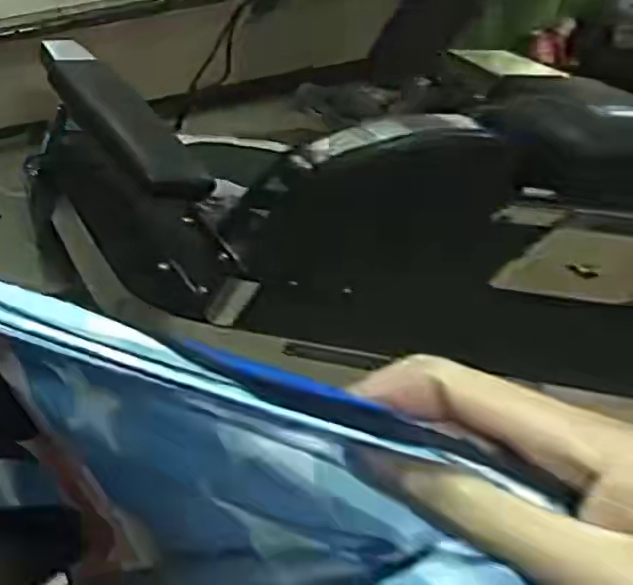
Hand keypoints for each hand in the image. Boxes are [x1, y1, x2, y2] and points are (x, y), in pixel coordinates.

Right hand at [354, 356, 632, 583]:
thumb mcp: (589, 572)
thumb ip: (472, 505)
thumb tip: (367, 452)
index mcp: (591, 437)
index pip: (443, 377)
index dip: (379, 392)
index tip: (338, 432)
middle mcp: (591, 440)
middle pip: (463, 409)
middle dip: (405, 436)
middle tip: (367, 476)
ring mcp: (608, 477)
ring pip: (487, 449)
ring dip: (439, 470)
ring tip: (412, 506)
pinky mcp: (616, 510)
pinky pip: (522, 485)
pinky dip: (480, 498)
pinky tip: (472, 530)